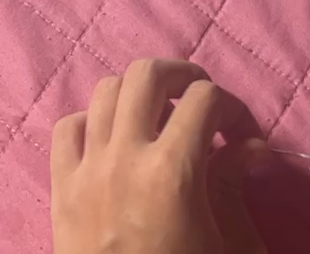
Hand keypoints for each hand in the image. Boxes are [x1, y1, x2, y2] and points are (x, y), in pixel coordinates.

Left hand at [51, 58, 268, 253]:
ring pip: (104, 90)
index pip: (206, 99)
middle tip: (202, 101)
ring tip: (160, 115)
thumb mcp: (231, 249)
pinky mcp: (60, 191)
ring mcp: (86, 171)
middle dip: (182, 75)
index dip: (235, 108)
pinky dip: (91, 121)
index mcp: (172, 172)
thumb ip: (235, 186)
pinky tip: (113, 141)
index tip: (245, 136)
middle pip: (147, 74)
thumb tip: (249, 146)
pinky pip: (67, 128)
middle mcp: (124, 158)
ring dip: (138, 94)